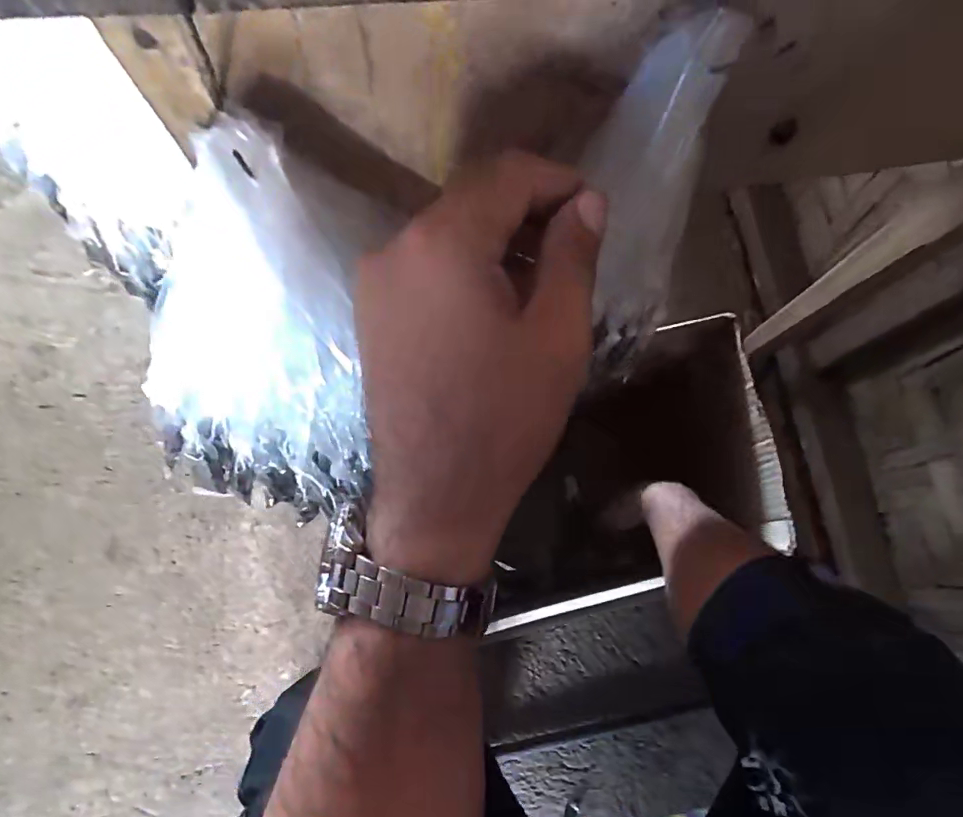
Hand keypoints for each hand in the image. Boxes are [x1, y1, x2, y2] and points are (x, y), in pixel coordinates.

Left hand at [355, 151, 606, 583]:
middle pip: (470, 202)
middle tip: (571, 255)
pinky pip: (424, 271)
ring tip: (537, 289)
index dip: (556, 182)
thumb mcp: (557, 337)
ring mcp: (374, 284)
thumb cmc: (504, 420)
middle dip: (526, 215)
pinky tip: (492, 312)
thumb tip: (586, 201)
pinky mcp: (371, 317)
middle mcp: (395, 247)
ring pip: (445, 236)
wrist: (435, 495)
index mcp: (443, 243)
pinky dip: (463, 274)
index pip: (505, 174)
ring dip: (495, 246)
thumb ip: (572, 257)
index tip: (592, 210)